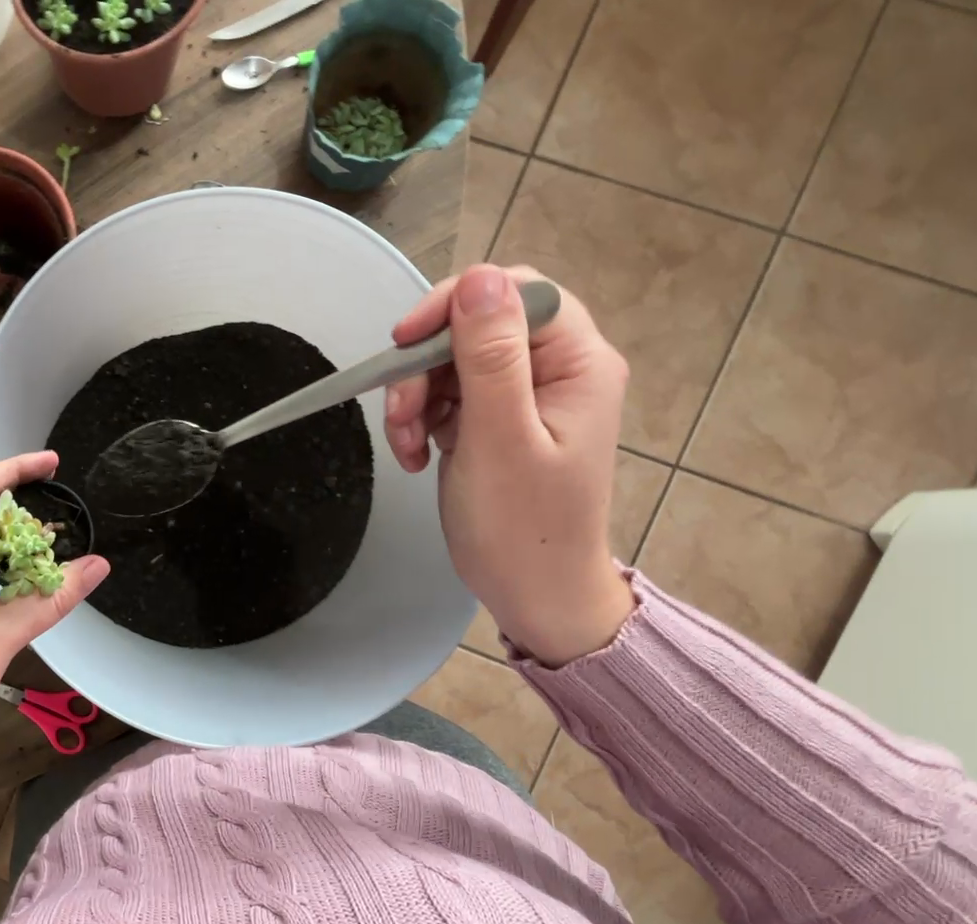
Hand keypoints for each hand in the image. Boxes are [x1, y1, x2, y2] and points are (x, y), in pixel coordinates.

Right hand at [384, 264, 635, 664]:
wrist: (532, 592)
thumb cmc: (523, 526)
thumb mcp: (500, 439)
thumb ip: (491, 356)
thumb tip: (480, 279)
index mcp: (576, 363)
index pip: (515, 293)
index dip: (454, 306)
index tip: (404, 344)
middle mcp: (554, 369)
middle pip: (474, 327)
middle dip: (424, 366)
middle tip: (400, 417)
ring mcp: (522, 396)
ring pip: (449, 362)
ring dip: (414, 399)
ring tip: (405, 448)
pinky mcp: (493, 421)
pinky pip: (445, 396)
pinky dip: (419, 420)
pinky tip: (414, 456)